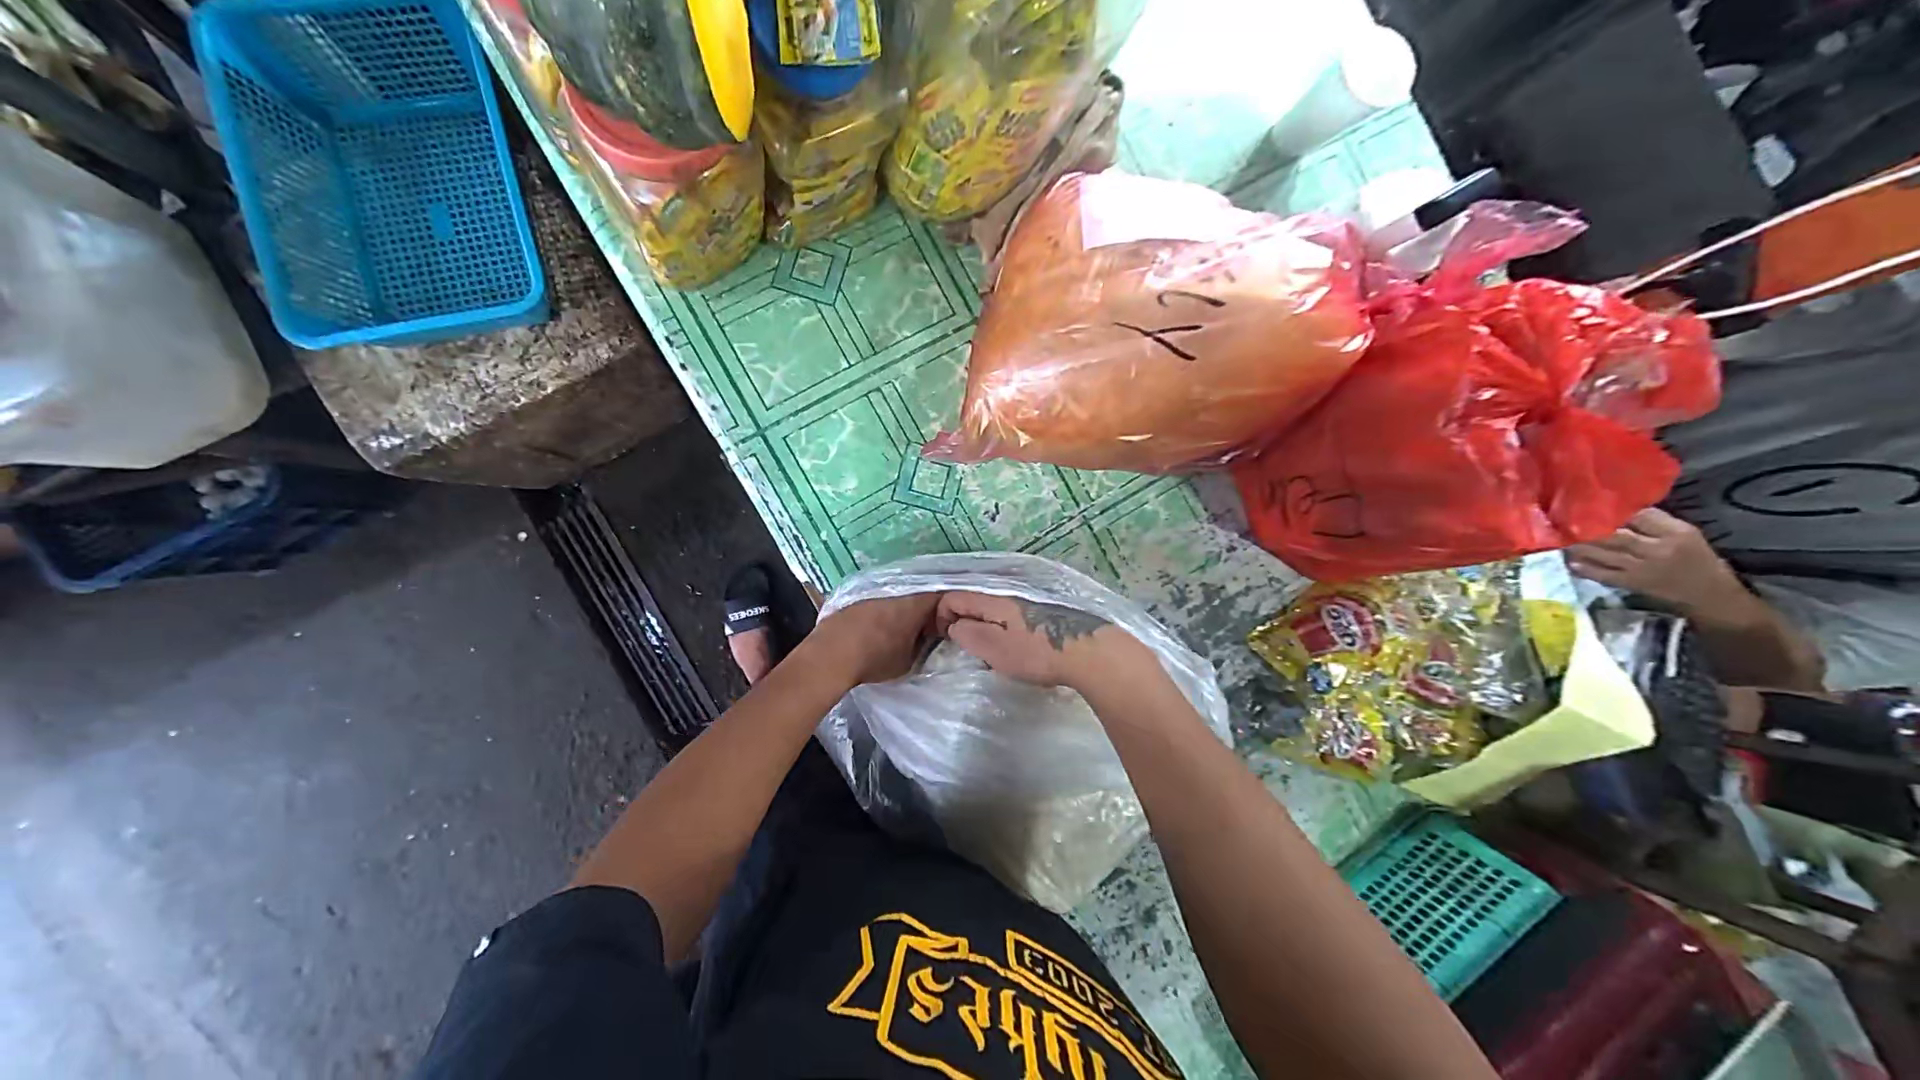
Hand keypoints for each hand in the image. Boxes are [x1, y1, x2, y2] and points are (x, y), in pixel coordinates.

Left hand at [806, 593, 940, 687]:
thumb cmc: (874, 659)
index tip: (949, 625)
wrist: (829, 657)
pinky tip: (874, 635)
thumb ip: (921, 647)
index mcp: (912, 606)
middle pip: (914, 599)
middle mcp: (892, 595)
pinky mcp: (850, 606)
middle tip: (926, 632)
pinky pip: (873, 608)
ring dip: (898, 616)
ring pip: (892, 603)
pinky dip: (878, 619)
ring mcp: (869, 598)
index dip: (948, 610)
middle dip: (921, 614)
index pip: (939, 599)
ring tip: (898, 636)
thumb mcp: (908, 661)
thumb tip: (925, 641)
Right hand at [935, 591, 1146, 688]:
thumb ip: (968, 634)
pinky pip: (1017, 613)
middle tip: (971, 649)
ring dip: (989, 625)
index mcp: (992, 597)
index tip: (948, 640)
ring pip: (997, 606)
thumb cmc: (1039, 653)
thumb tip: (956, 625)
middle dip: (966, 621)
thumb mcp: (994, 648)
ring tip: (996, 652)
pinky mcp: (1050, 608)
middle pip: (975, 599)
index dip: (943, 617)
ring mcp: (1032, 597)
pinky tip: (1022, 646)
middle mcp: (1010, 590)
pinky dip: (1010, 627)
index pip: (953, 596)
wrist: (1093, 652)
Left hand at [1566, 508, 1744, 612]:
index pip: (1641, 516)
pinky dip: (1583, 567)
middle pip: (1617, 535)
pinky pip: (1601, 574)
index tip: (1589, 503)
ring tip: (1560, 536)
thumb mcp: (1684, 533)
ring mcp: (1640, 569)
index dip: (1613, 510)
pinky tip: (1569, 559)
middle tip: (1565, 518)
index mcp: (1675, 534)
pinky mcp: (1629, 584)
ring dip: (1579, 545)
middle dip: (1588, 527)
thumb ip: (1655, 521)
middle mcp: (1656, 550)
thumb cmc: (1695, 558)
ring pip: (1604, 553)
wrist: (1708, 595)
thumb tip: (1619, 507)